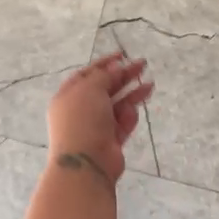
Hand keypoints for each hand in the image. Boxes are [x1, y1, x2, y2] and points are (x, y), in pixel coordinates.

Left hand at [48, 53, 153, 183]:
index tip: (123, 55)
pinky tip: (136, 110)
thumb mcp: (91, 89)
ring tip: (150, 84)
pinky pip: (122, 123)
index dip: (105, 63)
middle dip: (123, 76)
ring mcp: (96, 126)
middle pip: (104, 88)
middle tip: (143, 65)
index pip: (87, 73)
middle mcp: (81, 109)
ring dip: (132, 93)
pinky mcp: (110, 140)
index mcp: (68, 95)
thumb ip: (105, 75)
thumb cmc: (83, 120)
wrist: (86, 162)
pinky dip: (129, 115)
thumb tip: (116, 67)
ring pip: (117, 105)